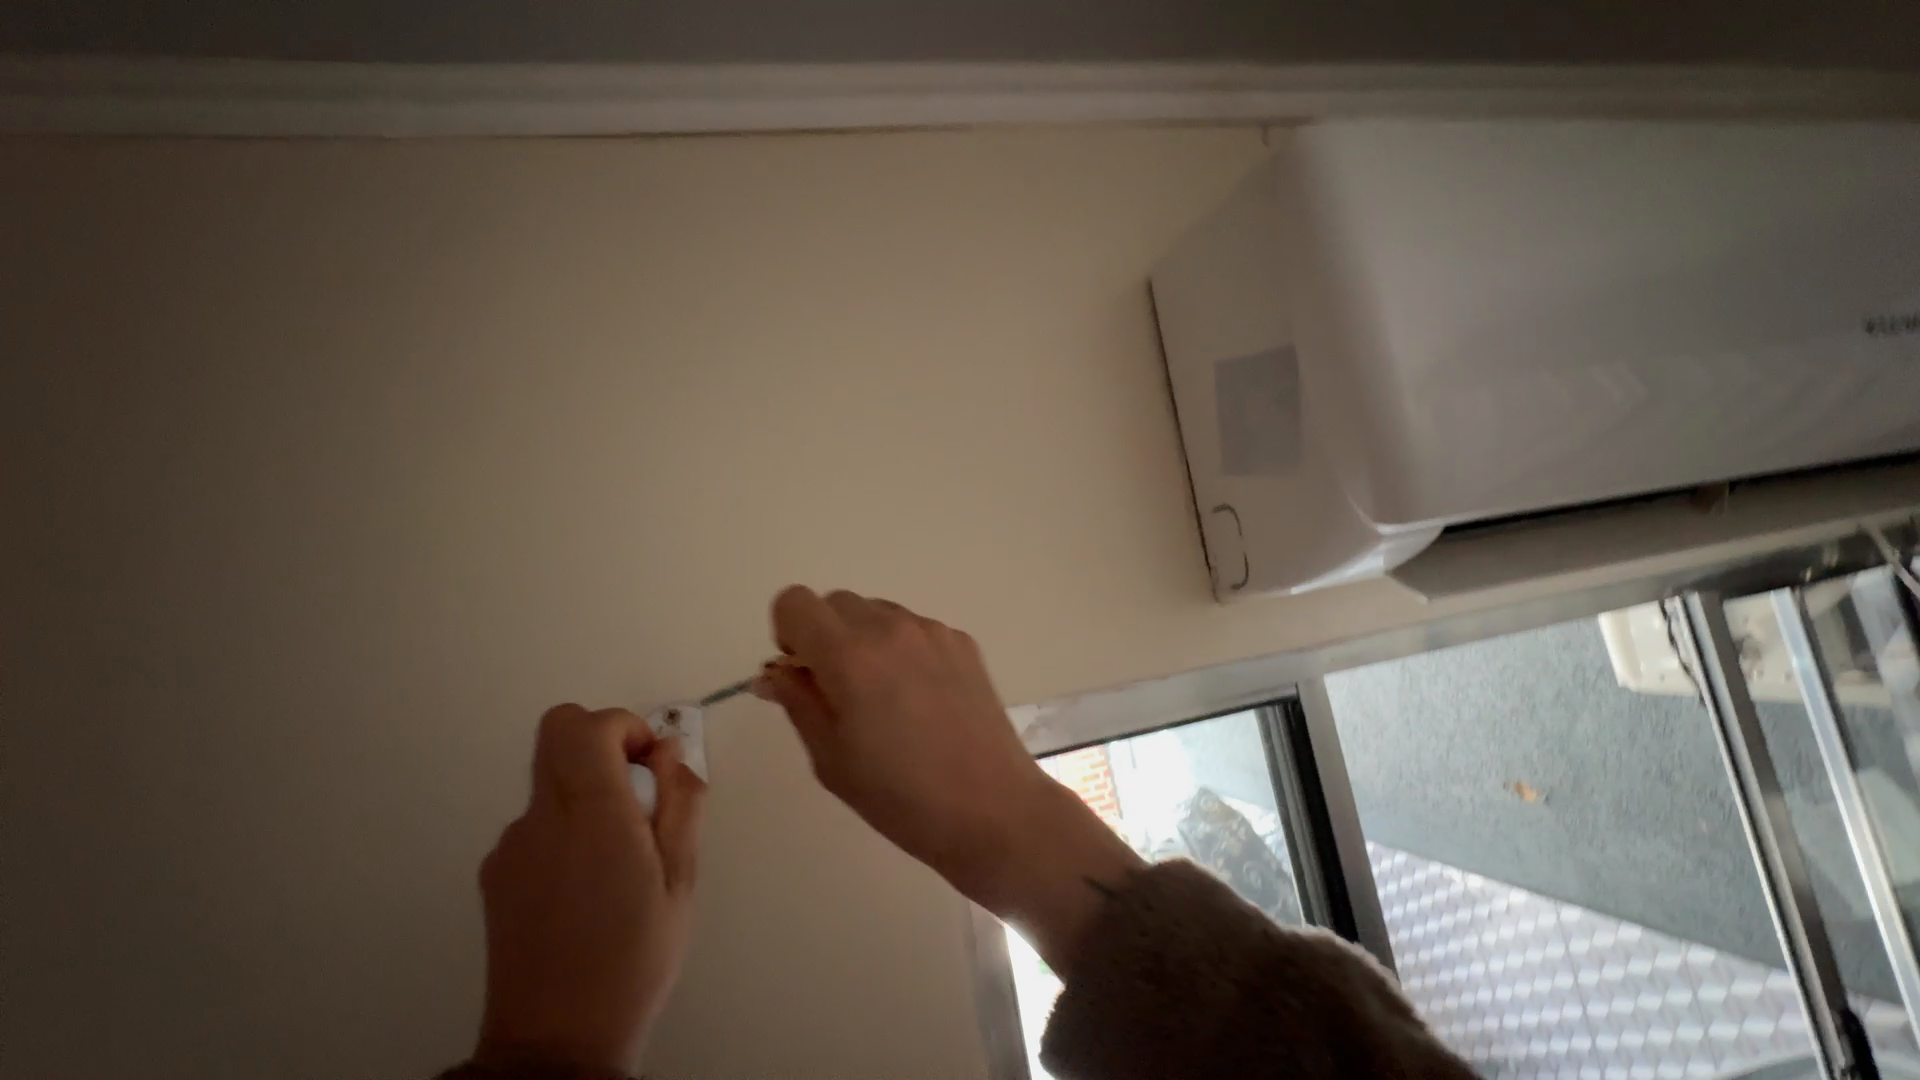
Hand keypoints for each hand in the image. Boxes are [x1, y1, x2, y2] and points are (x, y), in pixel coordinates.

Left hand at [474, 705, 705, 1075]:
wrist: (556, 1042)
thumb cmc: (635, 956)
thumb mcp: (682, 876)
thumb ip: (681, 800)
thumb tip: (671, 752)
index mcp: (592, 815)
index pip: (585, 725)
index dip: (624, 726)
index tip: (651, 765)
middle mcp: (540, 819)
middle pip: (555, 732)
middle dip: (603, 742)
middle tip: (637, 791)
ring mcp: (509, 847)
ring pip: (548, 779)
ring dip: (586, 791)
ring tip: (618, 859)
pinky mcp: (494, 876)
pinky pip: (536, 822)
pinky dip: (565, 828)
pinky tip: (586, 886)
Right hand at [757, 587, 1142, 972]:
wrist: (992, 808)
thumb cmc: (900, 797)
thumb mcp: (830, 759)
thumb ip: (798, 702)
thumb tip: (776, 671)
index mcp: (850, 655)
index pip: (794, 602)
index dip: (788, 635)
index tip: (803, 675)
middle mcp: (891, 628)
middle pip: (835, 603)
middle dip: (823, 636)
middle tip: (838, 692)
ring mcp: (932, 632)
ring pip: (877, 613)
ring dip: (864, 641)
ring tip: (886, 701)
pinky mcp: (963, 643)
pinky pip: (914, 629)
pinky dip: (902, 650)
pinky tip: (922, 701)